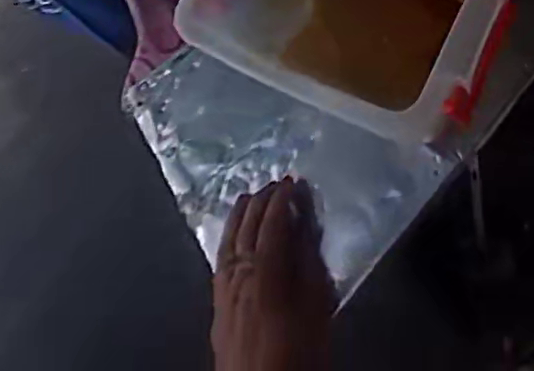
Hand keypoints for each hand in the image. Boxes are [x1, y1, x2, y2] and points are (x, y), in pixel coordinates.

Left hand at [212, 177, 334, 370]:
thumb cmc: (299, 352)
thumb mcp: (316, 304)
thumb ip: (309, 260)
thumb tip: (304, 223)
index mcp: (266, 270)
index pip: (272, 221)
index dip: (283, 198)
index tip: (294, 181)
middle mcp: (240, 273)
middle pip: (248, 226)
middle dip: (263, 200)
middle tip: (277, 183)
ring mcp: (224, 290)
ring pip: (230, 240)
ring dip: (242, 214)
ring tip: (250, 195)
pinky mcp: (217, 307)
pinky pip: (220, 260)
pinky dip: (227, 238)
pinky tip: (232, 236)